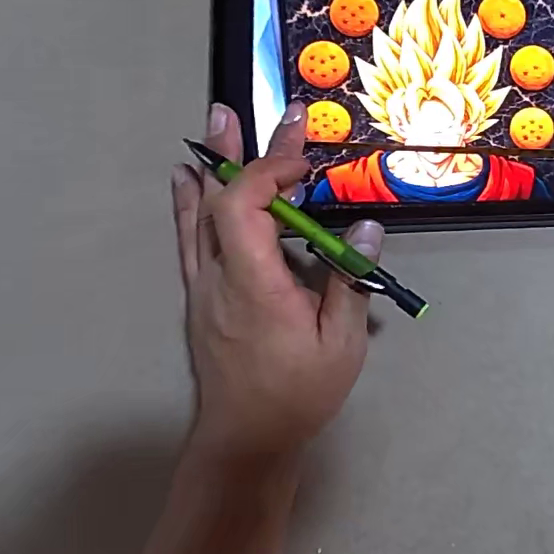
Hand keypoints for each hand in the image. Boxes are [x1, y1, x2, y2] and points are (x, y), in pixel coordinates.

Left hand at [170, 102, 382, 460]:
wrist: (245, 441)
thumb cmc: (297, 394)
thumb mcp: (340, 345)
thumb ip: (350, 282)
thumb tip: (367, 227)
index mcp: (254, 284)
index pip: (246, 206)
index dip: (271, 171)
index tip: (305, 163)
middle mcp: (218, 276)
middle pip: (223, 199)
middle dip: (246, 151)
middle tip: (256, 112)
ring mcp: (202, 284)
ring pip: (199, 213)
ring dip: (213, 164)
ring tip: (218, 121)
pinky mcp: (200, 295)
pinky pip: (189, 237)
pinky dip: (190, 201)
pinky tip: (186, 179)